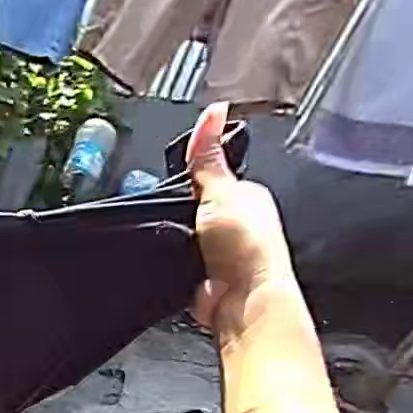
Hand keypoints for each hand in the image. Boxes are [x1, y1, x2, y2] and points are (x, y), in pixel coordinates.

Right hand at [185, 103, 297, 342]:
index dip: (189, 179)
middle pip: (194, 209)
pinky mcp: (201, 277)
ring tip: (168, 238)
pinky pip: (178, 263)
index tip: (171, 183)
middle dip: (178, 212)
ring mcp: (218, 253)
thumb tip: (212, 112)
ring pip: (184, 237)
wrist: (240, 300)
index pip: (211, 178)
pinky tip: (169, 260)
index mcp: (246, 197)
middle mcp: (235, 224)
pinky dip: (171, 262)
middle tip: (166, 215)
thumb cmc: (243, 247)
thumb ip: (208, 158)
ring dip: (174, 239)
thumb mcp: (220, 191)